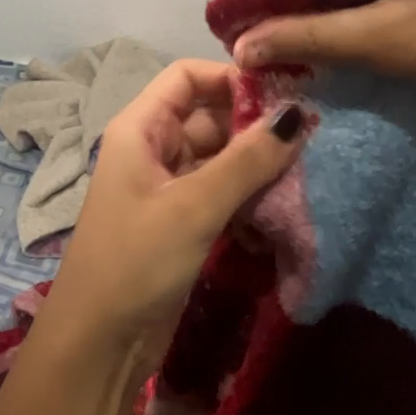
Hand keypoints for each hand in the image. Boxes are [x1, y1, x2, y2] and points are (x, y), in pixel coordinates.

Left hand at [43, 60, 299, 361]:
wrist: (101, 338)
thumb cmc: (137, 259)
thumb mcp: (194, 206)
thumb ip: (246, 160)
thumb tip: (297, 113)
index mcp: (139, 127)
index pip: (186, 77)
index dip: (231, 78)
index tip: (287, 94)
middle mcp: (151, 146)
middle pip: (207, 114)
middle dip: (253, 123)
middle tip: (314, 138)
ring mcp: (165, 184)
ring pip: (218, 154)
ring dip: (257, 161)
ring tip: (311, 169)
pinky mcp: (181, 219)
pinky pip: (220, 189)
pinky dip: (249, 192)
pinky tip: (287, 203)